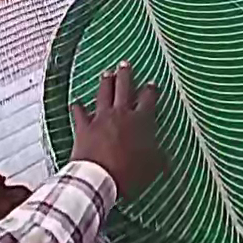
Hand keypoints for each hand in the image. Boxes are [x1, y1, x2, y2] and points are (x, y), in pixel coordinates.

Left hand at [70, 61, 165, 199]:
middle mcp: (120, 114)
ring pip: (104, 94)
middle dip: (125, 74)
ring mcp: (101, 118)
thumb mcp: (152, 167)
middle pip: (124, 88)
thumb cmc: (129, 173)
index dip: (151, 90)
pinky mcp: (84, 126)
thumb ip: (159, 157)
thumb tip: (166, 156)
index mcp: (140, 121)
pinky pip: (80, 113)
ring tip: (106, 73)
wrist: (100, 179)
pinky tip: (76, 102)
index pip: (148, 99)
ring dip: (105, 82)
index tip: (152, 83)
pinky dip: (78, 107)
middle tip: (125, 63)